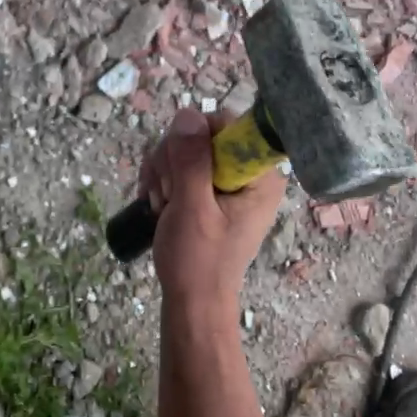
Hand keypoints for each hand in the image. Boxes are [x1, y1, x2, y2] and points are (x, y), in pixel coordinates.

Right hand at [140, 109, 287, 309]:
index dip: (195, 138)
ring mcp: (227, 181)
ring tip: (160, 204)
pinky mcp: (209, 190)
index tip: (180, 169)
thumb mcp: (192, 209)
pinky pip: (179, 165)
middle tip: (167, 194)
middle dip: (173, 160)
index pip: (226, 124)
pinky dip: (161, 180)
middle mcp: (247, 172)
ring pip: (183, 148)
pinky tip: (156, 203)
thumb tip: (187, 115)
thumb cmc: (197, 260)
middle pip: (198, 133)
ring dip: (162, 172)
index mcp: (259, 175)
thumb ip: (191, 161)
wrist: (191, 301)